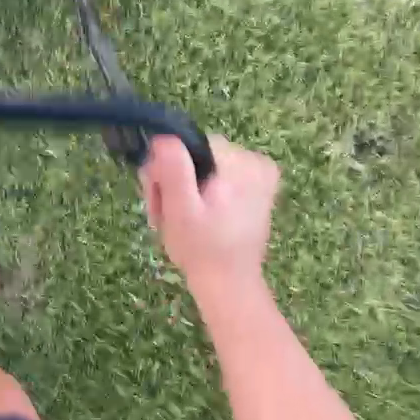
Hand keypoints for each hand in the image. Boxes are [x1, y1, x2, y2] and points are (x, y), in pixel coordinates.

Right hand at [140, 134, 280, 293]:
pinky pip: (216, 175)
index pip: (188, 145)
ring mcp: (260, 174)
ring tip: (179, 219)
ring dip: (184, 189)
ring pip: (203, 165)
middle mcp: (257, 162)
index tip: (159, 198)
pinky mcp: (257, 187)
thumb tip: (164, 137)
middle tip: (166, 213)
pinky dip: (201, 193)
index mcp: (241, 164)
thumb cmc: (200, 249)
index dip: (166, 168)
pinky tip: (197, 215)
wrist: (228, 283)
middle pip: (196, 155)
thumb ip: (173, 170)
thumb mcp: (180, 209)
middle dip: (174, 181)